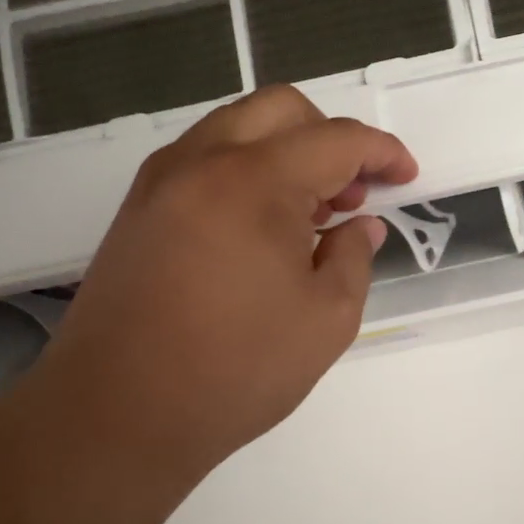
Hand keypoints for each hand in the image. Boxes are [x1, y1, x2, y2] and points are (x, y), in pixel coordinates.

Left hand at [11, 86, 417, 474]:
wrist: (116, 415)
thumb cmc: (237, 368)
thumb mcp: (328, 317)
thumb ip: (354, 257)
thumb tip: (360, 225)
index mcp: (255, 182)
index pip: (337, 140)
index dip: (383, 152)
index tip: (408, 177)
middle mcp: (203, 162)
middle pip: (281, 109)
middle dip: (332, 136)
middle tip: (355, 191)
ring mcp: (162, 182)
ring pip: (238, 127)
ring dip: (288, 151)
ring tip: (313, 213)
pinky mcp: (139, 210)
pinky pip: (205, 159)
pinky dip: (248, 170)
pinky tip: (266, 228)